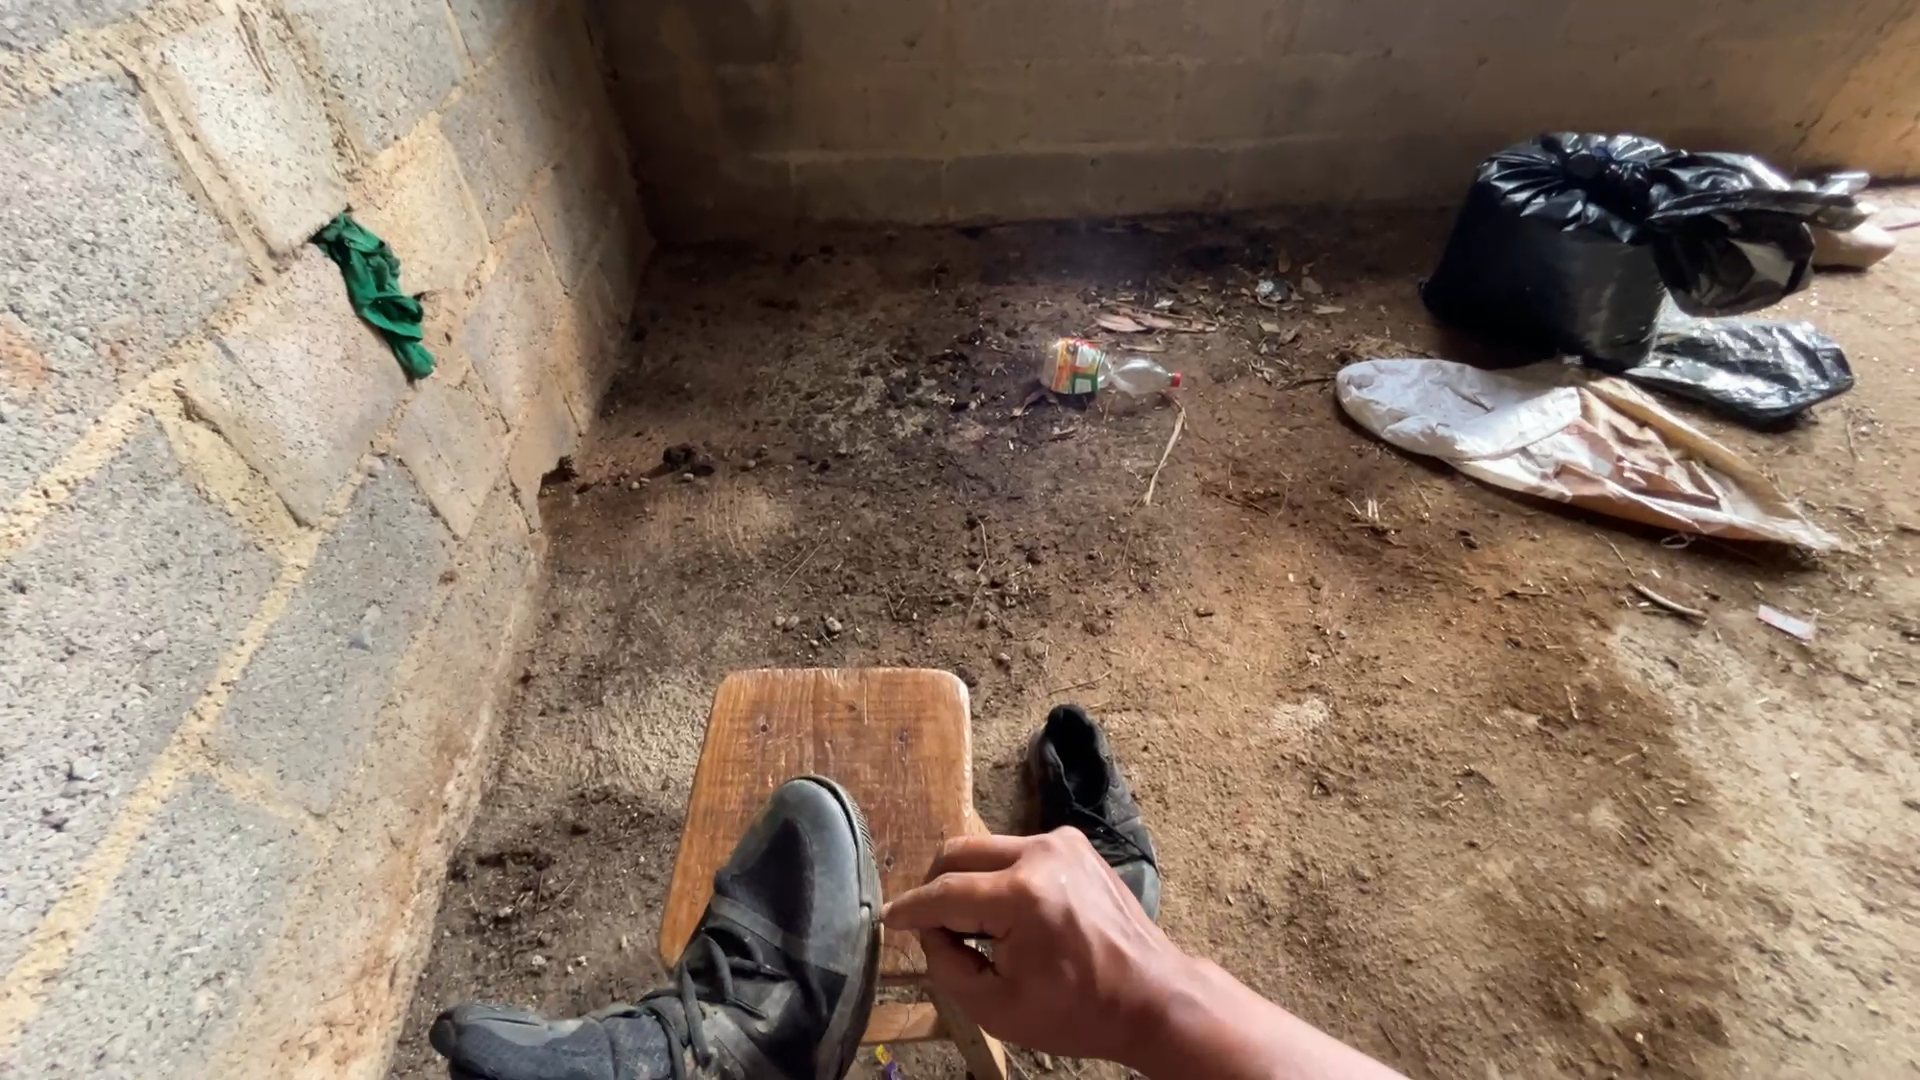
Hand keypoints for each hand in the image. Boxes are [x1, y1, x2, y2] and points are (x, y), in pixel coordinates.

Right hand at [881, 828, 1183, 1064]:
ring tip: (979, 924)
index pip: (946, 893)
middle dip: (935, 884)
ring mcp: (1059, 840)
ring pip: (987, 847)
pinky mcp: (1073, 841)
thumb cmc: (1078, 1010)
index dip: (912, 909)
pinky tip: (1014, 913)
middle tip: (931, 921)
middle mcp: (1039, 852)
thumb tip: (929, 932)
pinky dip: (1001, 876)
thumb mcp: (1000, 1009)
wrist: (1151, 993)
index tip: (890, 919)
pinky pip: (1017, 850)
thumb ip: (949, 967)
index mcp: (1022, 896)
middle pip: (959, 851)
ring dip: (970, 880)